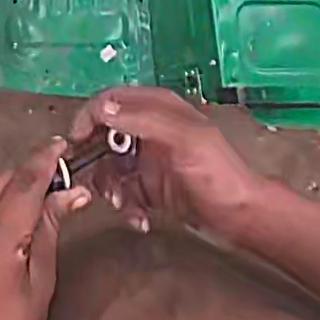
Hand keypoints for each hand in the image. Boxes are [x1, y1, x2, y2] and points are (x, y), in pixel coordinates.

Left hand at [0, 141, 87, 319]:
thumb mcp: (40, 285)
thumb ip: (49, 230)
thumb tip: (71, 193)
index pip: (23, 184)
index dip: (45, 160)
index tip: (61, 146)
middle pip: (1, 179)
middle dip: (29, 172)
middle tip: (59, 179)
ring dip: (12, 185)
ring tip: (41, 198)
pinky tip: (15, 214)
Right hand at [70, 86, 273, 237]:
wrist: (243, 219)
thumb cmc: (217, 173)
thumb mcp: (184, 140)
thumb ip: (144, 120)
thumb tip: (102, 109)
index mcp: (157, 107)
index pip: (109, 101)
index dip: (89, 117)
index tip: (76, 142)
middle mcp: (148, 129)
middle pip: (103, 135)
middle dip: (96, 159)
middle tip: (94, 182)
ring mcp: (148, 158)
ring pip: (109, 166)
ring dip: (109, 186)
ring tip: (123, 204)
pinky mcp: (150, 186)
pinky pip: (123, 191)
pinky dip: (125, 204)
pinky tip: (140, 218)